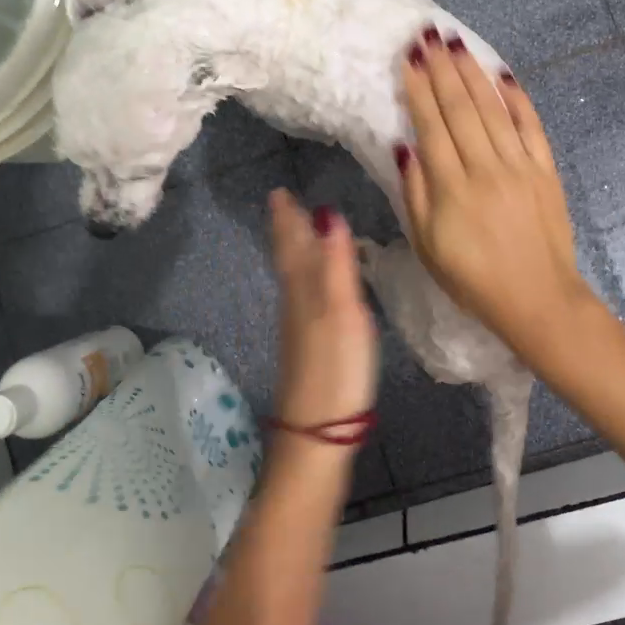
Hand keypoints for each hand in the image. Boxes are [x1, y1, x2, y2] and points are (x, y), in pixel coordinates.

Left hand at [268, 190, 377, 443]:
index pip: (293, 244)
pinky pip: (302, 296)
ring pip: (294, 277)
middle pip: (290, 258)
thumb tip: (327, 213)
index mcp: (304, 289)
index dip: (288, 218)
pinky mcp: (308, 348)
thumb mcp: (345, 312)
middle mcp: (296, 303)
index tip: (279, 192)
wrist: (318, 432)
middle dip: (288, 230)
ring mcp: (299, 328)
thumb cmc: (336, 368)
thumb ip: (337, 265)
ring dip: (295, 251)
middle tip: (284, 203)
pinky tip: (313, 286)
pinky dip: (305, 278)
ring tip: (299, 233)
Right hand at [396, 29, 595, 343]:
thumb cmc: (472, 279)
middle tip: (428, 35)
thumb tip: (405, 145)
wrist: (538, 299)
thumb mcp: (427, 246)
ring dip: (473, 72)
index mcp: (452, 187)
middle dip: (442, 68)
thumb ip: (415, 192)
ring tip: (456, 43)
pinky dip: (517, 98)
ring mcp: (520, 166)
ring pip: (493, 108)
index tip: (407, 57)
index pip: (431, 125)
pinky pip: (531, 127)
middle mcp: (486, 167)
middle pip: (461, 107)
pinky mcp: (546, 171)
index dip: (418, 88)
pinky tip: (502, 74)